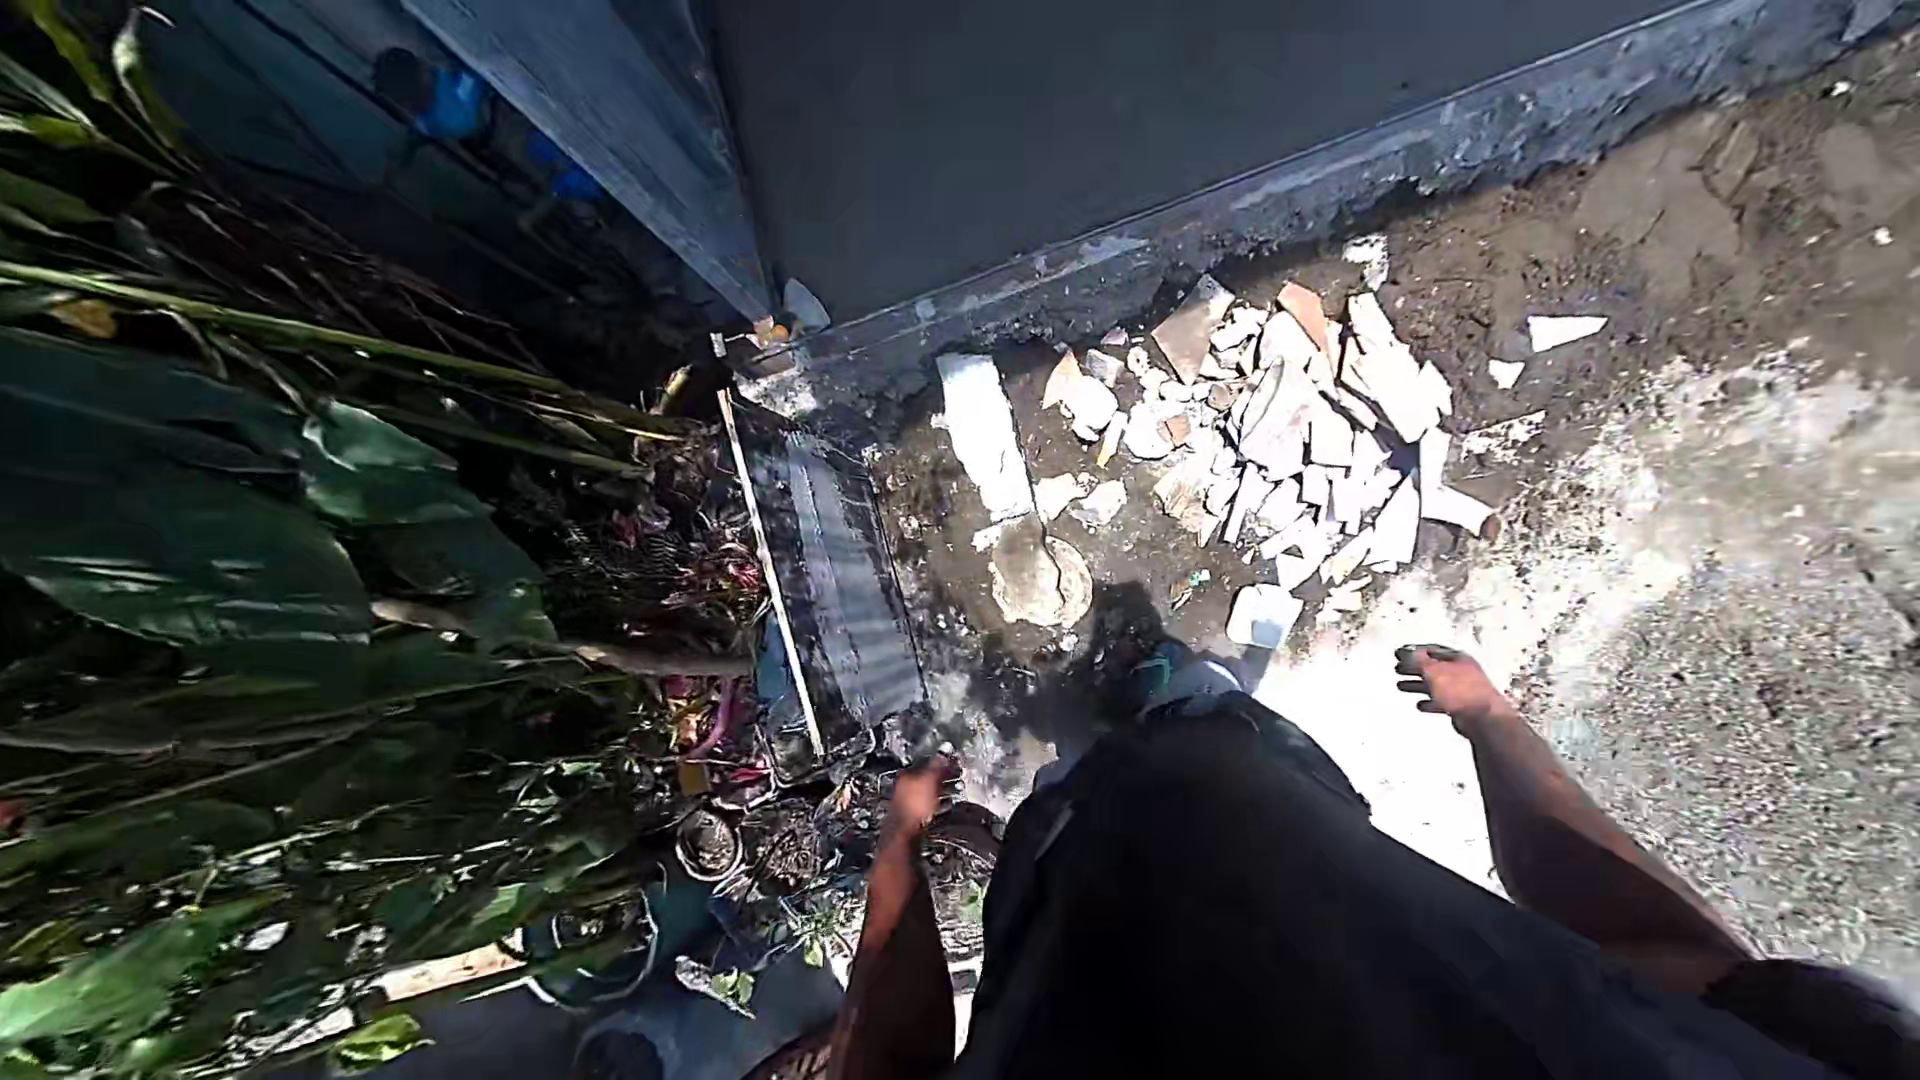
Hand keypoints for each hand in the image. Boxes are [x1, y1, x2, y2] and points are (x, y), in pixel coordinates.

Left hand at [882, 756, 952, 841]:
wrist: (904, 838)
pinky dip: (936, 807)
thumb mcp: (930, 780)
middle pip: (924, 779)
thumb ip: (938, 766)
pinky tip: (942, 810)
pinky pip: (927, 809)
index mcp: (905, 776)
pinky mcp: (911, 821)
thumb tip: (944, 754)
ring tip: (950, 793)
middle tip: (953, 777)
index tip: (951, 764)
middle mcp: (902, 789)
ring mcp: (906, 805)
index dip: (939, 763)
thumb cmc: (912, 808)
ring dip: (938, 793)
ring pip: (926, 794)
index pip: (925, 763)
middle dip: (939, 778)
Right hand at [1394, 645, 1513, 731]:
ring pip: (1434, 684)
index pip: (1431, 650)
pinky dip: (1429, 702)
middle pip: (1432, 667)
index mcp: (1458, 658)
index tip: (1399, 653)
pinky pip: (1441, 701)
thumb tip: (1407, 652)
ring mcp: (1463, 689)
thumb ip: (1417, 660)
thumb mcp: (1433, 670)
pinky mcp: (1462, 706)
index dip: (1413, 651)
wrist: (1483, 718)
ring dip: (1417, 685)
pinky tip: (1420, 705)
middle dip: (1413, 668)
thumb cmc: (1461, 690)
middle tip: (1398, 668)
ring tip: (1401, 686)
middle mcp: (1462, 672)